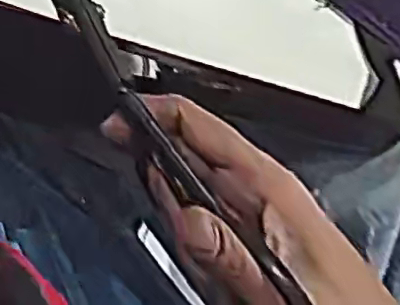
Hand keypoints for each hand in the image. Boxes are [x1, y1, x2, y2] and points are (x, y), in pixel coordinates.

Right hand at [103, 95, 397, 304]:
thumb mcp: (287, 289)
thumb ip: (232, 255)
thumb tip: (183, 214)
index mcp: (268, 182)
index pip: (190, 118)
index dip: (144, 112)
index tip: (113, 126)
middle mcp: (259, 188)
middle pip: (180, 151)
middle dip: (162, 185)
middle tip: (173, 224)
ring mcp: (254, 211)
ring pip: (185, 189)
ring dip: (180, 220)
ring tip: (211, 265)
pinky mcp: (252, 236)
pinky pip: (201, 219)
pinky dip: (193, 237)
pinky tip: (214, 269)